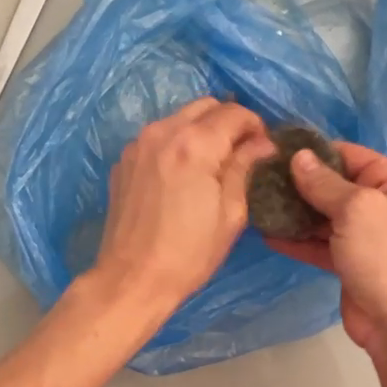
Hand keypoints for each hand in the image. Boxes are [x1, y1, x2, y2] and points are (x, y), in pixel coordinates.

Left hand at [89, 98, 271, 315]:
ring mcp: (138, 144)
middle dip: (228, 123)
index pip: (235, 113)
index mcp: (194, 144)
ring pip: (179, 118)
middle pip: (205, 107)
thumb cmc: (189, 254)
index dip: (255, 126)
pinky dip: (177, 144)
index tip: (263, 149)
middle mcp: (163, 132)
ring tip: (213, 163)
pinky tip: (184, 174)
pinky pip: (158, 137)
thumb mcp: (230, 214)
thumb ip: (244, 168)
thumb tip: (262, 144)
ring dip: (201, 131)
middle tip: (241, 153)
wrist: (132, 279)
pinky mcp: (123, 161)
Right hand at [264, 143, 386, 354]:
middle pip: (334, 184)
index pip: (348, 154)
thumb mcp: (356, 210)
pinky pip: (321, 243)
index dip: (311, 153)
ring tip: (256, 205)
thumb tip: (298, 157)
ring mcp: (368, 234)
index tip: (272, 151)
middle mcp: (384, 202)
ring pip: (324, 215)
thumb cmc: (386, 258)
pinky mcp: (351, 261)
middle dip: (298, 184)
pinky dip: (298, 240)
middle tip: (257, 180)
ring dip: (294, 213)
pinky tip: (269, 235)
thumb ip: (323, 183)